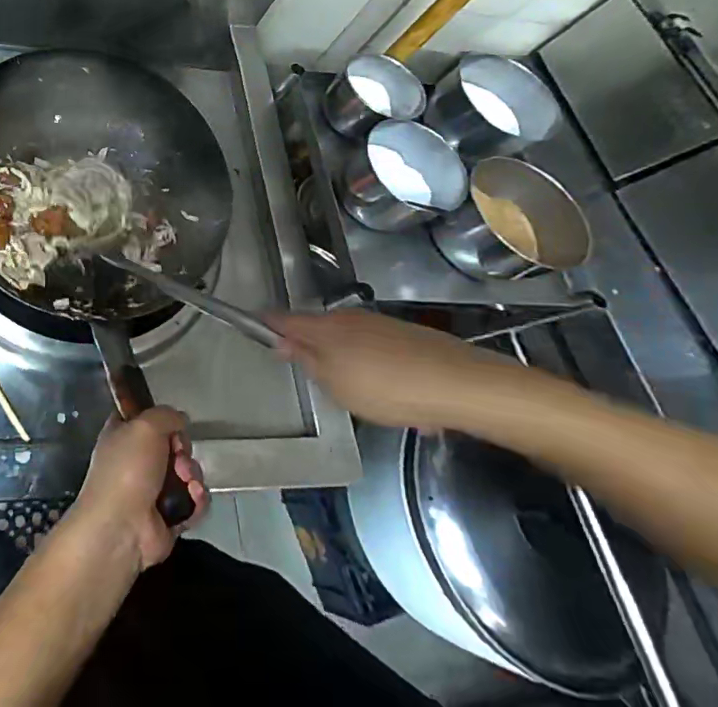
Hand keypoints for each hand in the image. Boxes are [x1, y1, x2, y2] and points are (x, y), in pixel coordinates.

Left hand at [59, 406, 207, 572]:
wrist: (123, 526)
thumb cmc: (127, 468)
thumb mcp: (144, 426)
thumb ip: (166, 415)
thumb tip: (180, 419)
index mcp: (122, 435)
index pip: (145, 418)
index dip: (161, 419)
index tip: (169, 424)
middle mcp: (136, 460)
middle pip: (173, 445)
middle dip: (182, 450)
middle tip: (178, 457)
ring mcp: (154, 490)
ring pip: (187, 473)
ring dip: (192, 475)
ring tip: (185, 482)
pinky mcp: (171, 516)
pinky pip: (193, 501)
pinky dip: (196, 499)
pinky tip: (192, 498)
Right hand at [269, 310, 566, 431]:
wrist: (464, 385)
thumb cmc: (388, 389)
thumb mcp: (335, 384)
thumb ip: (305, 360)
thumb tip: (281, 340)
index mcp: (325, 327)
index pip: (283, 318)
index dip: (266, 324)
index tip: (253, 330)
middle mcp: (350, 317)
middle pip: (316, 328)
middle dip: (309, 348)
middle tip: (311, 379)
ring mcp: (381, 325)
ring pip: (348, 341)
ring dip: (345, 362)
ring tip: (360, 397)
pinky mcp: (408, 336)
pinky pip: (377, 352)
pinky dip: (375, 370)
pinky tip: (395, 399)